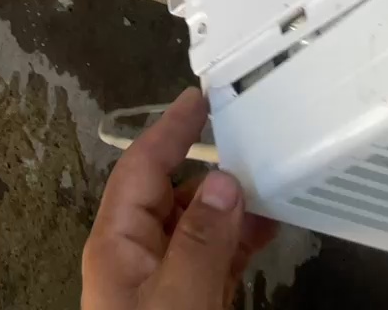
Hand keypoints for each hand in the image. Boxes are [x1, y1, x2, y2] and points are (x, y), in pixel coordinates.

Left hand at [82, 88, 277, 308]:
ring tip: (270, 182)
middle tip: (249, 140)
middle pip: (171, 192)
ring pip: (196, 227)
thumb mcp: (177, 299)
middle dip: (208, 167)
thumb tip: (225, 179)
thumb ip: (201, 241)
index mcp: (117, 241)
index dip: (169, 128)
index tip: (199, 97)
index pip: (141, 166)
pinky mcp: (188, 305)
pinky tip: (267, 226)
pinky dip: (238, 241)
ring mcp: (162, 282)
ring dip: (230, 205)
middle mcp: (136, 254)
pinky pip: (213, 260)